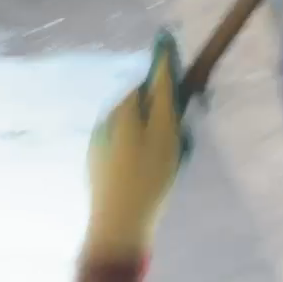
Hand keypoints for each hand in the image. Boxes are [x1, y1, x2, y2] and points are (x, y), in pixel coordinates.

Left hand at [81, 31, 188, 273]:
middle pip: (141, 104)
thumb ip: (166, 92)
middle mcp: (106, 119)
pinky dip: (138, 150)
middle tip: (178, 137)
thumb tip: (162, 55)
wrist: (118, 227)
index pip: (150, 82)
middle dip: (161, 114)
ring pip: (133, 126)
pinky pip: (123, 144)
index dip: (169, 87)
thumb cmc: (148, 174)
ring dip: (151, 133)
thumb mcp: (166, 130)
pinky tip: (148, 171)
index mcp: (123, 108)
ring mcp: (98, 143)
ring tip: (166, 158)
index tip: (185, 101)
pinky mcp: (96, 164)